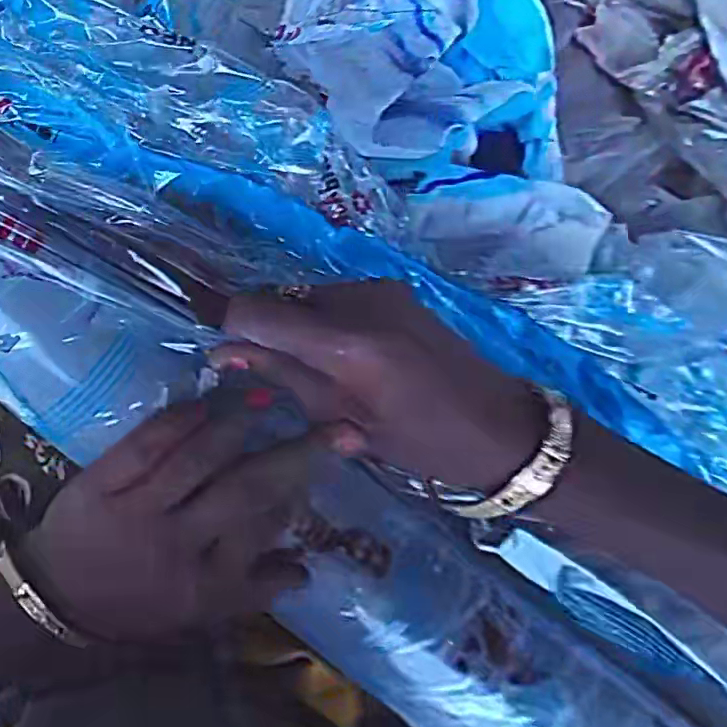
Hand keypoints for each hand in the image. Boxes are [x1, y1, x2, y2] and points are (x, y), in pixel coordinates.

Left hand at [16, 397, 360, 642]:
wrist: (54, 596)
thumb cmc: (132, 605)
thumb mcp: (194, 616)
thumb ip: (250, 593)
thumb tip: (304, 566)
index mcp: (203, 584)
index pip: (263, 530)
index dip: (299, 491)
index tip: (327, 457)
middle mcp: (176, 544)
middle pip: (244, 491)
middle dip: (294, 455)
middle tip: (331, 426)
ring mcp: (136, 508)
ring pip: (196, 459)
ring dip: (235, 426)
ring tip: (265, 399)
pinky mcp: (101, 482)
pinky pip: (145, 445)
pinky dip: (176, 421)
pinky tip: (202, 402)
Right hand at [215, 281, 544, 490]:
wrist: (503, 424)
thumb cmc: (422, 441)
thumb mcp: (341, 419)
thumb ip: (280, 376)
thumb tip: (223, 352)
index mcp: (345, 345)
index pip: (253, 311)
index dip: (230, 329)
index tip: (228, 357)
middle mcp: (356, 299)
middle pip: (275, 300)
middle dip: (264, 332)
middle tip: (278, 373)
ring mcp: (376, 287)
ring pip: (301, 298)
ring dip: (294, 327)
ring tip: (322, 367)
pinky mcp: (390, 285)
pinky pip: (330, 297)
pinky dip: (321, 321)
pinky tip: (347, 353)